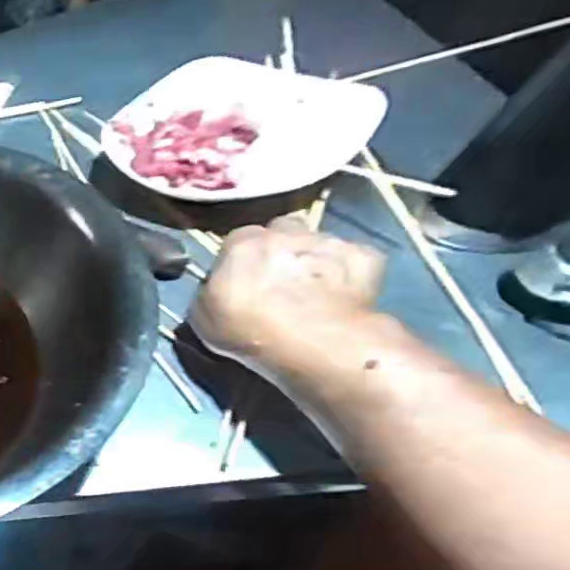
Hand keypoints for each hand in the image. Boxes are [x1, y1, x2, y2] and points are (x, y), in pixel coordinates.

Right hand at [190, 219, 387, 378]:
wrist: (312, 341)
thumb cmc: (246, 329)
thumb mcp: (202, 316)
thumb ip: (211, 290)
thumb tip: (220, 285)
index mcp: (243, 244)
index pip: (237, 239)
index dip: (238, 259)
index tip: (238, 280)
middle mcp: (288, 232)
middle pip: (281, 229)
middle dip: (278, 246)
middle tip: (275, 278)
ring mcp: (331, 241)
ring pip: (318, 240)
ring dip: (311, 256)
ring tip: (309, 288)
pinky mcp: (367, 256)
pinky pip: (352, 256)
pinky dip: (346, 270)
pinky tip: (340, 292)